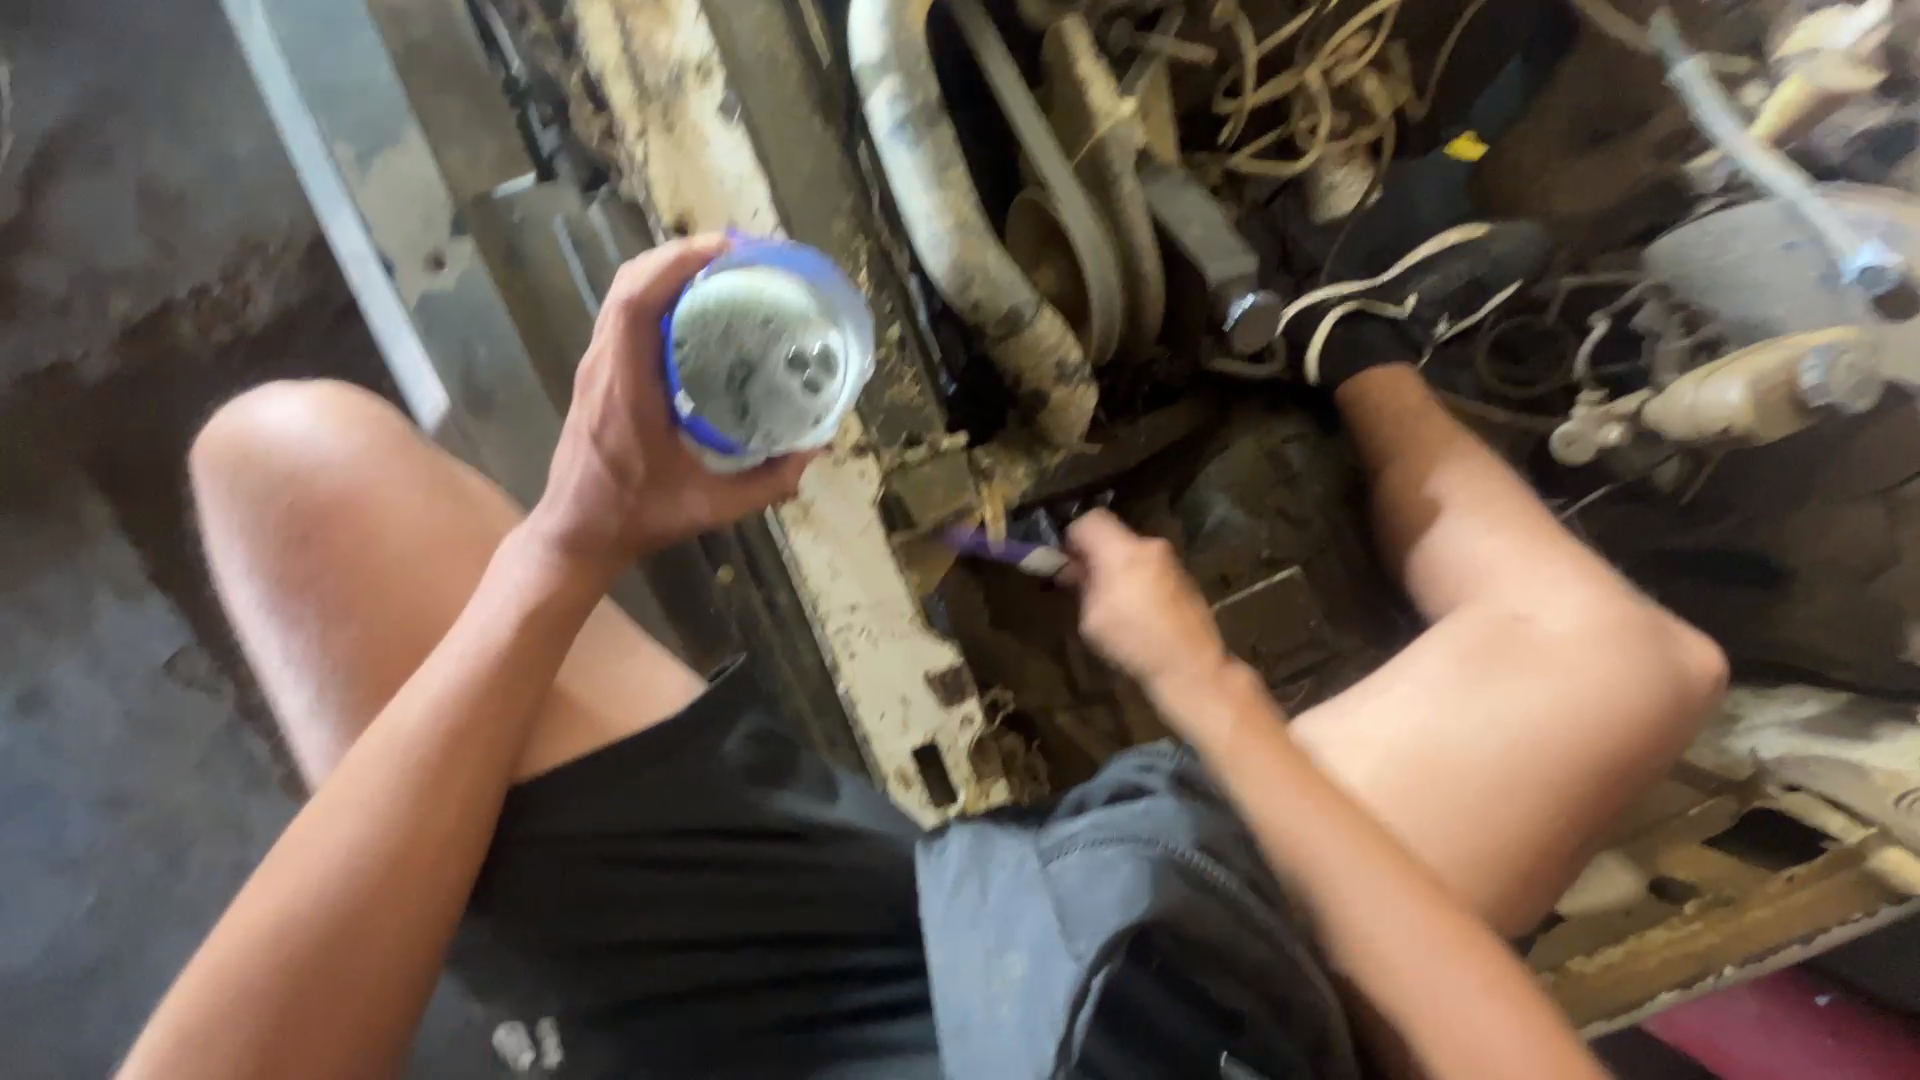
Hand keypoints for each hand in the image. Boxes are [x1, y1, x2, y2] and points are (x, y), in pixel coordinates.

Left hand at [532, 235, 813, 570]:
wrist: (577, 532)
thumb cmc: (640, 517)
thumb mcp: (714, 506)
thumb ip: (769, 481)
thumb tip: (816, 449)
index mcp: (626, 388)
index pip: (637, 302)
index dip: (678, 264)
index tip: (727, 249)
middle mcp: (604, 365)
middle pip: (630, 282)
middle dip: (680, 255)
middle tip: (737, 254)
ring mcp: (595, 367)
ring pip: (623, 294)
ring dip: (667, 270)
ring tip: (721, 270)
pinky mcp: (598, 375)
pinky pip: (623, 315)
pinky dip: (656, 295)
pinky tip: (695, 308)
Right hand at [1066, 509, 1229, 691]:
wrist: (1190, 666)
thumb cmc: (1132, 642)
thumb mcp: (1091, 619)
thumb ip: (1081, 585)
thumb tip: (1074, 570)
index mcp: (1122, 552)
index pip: (1090, 520)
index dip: (1073, 538)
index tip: (1067, 562)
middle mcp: (1149, 547)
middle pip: (1112, 536)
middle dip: (1095, 555)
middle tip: (1085, 584)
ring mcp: (1170, 561)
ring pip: (1132, 552)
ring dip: (1117, 567)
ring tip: (1112, 601)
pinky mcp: (1184, 577)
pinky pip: (1150, 567)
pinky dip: (1137, 578)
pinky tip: (1137, 609)